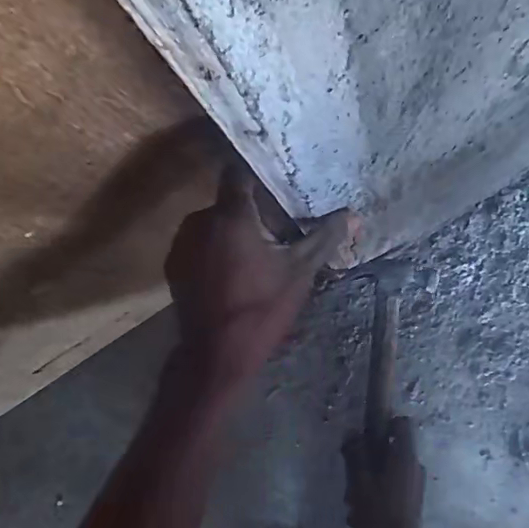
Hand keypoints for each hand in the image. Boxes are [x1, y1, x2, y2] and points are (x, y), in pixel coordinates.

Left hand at [165, 164, 352, 391]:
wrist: (216, 356)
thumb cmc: (261, 309)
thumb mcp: (300, 272)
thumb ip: (325, 238)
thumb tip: (354, 215)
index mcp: (231, 214)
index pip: (239, 171)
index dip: (259, 173)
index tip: (279, 182)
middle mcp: (199, 220)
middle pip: (229, 201)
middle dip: (253, 211)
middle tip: (278, 229)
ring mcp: (182, 244)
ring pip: (214, 224)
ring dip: (234, 232)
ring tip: (258, 255)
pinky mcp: (174, 266)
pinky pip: (199, 245)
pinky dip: (216, 251)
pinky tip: (234, 273)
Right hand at [342, 415, 424, 527]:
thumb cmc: (377, 512)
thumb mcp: (359, 481)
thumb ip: (355, 454)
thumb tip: (351, 433)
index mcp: (405, 456)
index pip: (402, 423)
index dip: (385, 424)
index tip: (367, 436)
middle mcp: (415, 465)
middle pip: (392, 447)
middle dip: (371, 457)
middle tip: (353, 475)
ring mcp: (417, 482)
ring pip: (390, 468)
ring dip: (371, 477)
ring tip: (354, 500)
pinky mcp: (414, 498)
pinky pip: (394, 484)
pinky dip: (379, 491)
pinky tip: (364, 512)